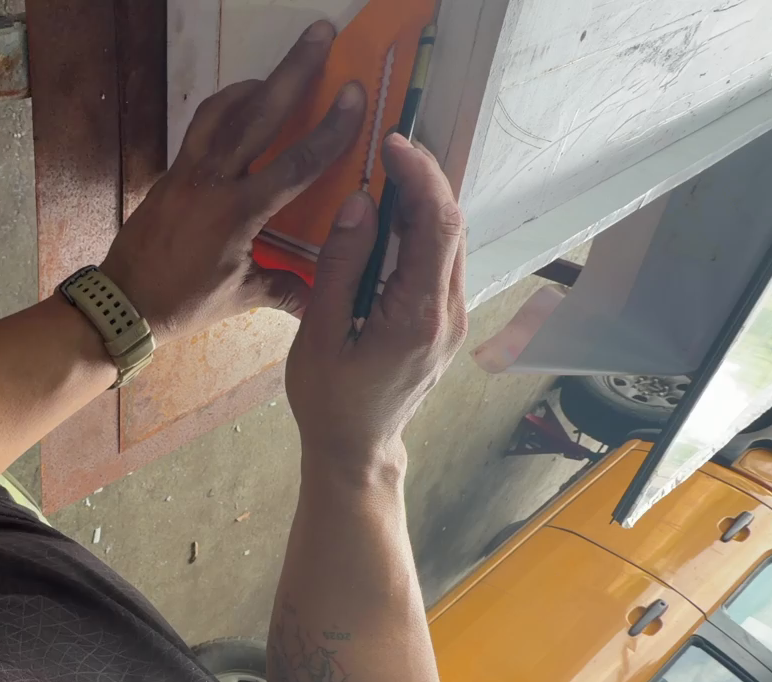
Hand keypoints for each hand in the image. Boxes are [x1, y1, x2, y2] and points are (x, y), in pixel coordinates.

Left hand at [101, 21, 365, 342]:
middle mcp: (212, 181)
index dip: (330, 130)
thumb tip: (318, 298)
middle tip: (320, 32)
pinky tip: (236, 110)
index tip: (355, 94)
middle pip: (258, 113)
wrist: (123, 302)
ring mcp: (186, 172)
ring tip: (277, 73)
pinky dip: (223, 110)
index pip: (295, 164)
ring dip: (253, 85)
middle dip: (293, 71)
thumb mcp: (238, 298)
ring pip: (222, 111)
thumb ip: (281, 289)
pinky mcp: (169, 174)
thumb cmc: (182, 304)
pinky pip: (200, 129)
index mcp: (237, 213)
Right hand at [285, 135, 466, 464]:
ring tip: (388, 183)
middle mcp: (449, 313)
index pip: (436, 223)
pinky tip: (394, 229)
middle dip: (424, 181)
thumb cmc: (328, 401)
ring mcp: (453, 320)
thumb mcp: (319, 337)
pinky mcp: (445, 325)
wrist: (355, 449)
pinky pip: (442, 265)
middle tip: (388, 154)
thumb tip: (358, 205)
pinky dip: (422, 236)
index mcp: (417, 315)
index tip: (394, 142)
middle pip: (451, 226)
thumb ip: (340, 269)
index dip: (420, 174)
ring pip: (450, 243)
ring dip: (423, 207)